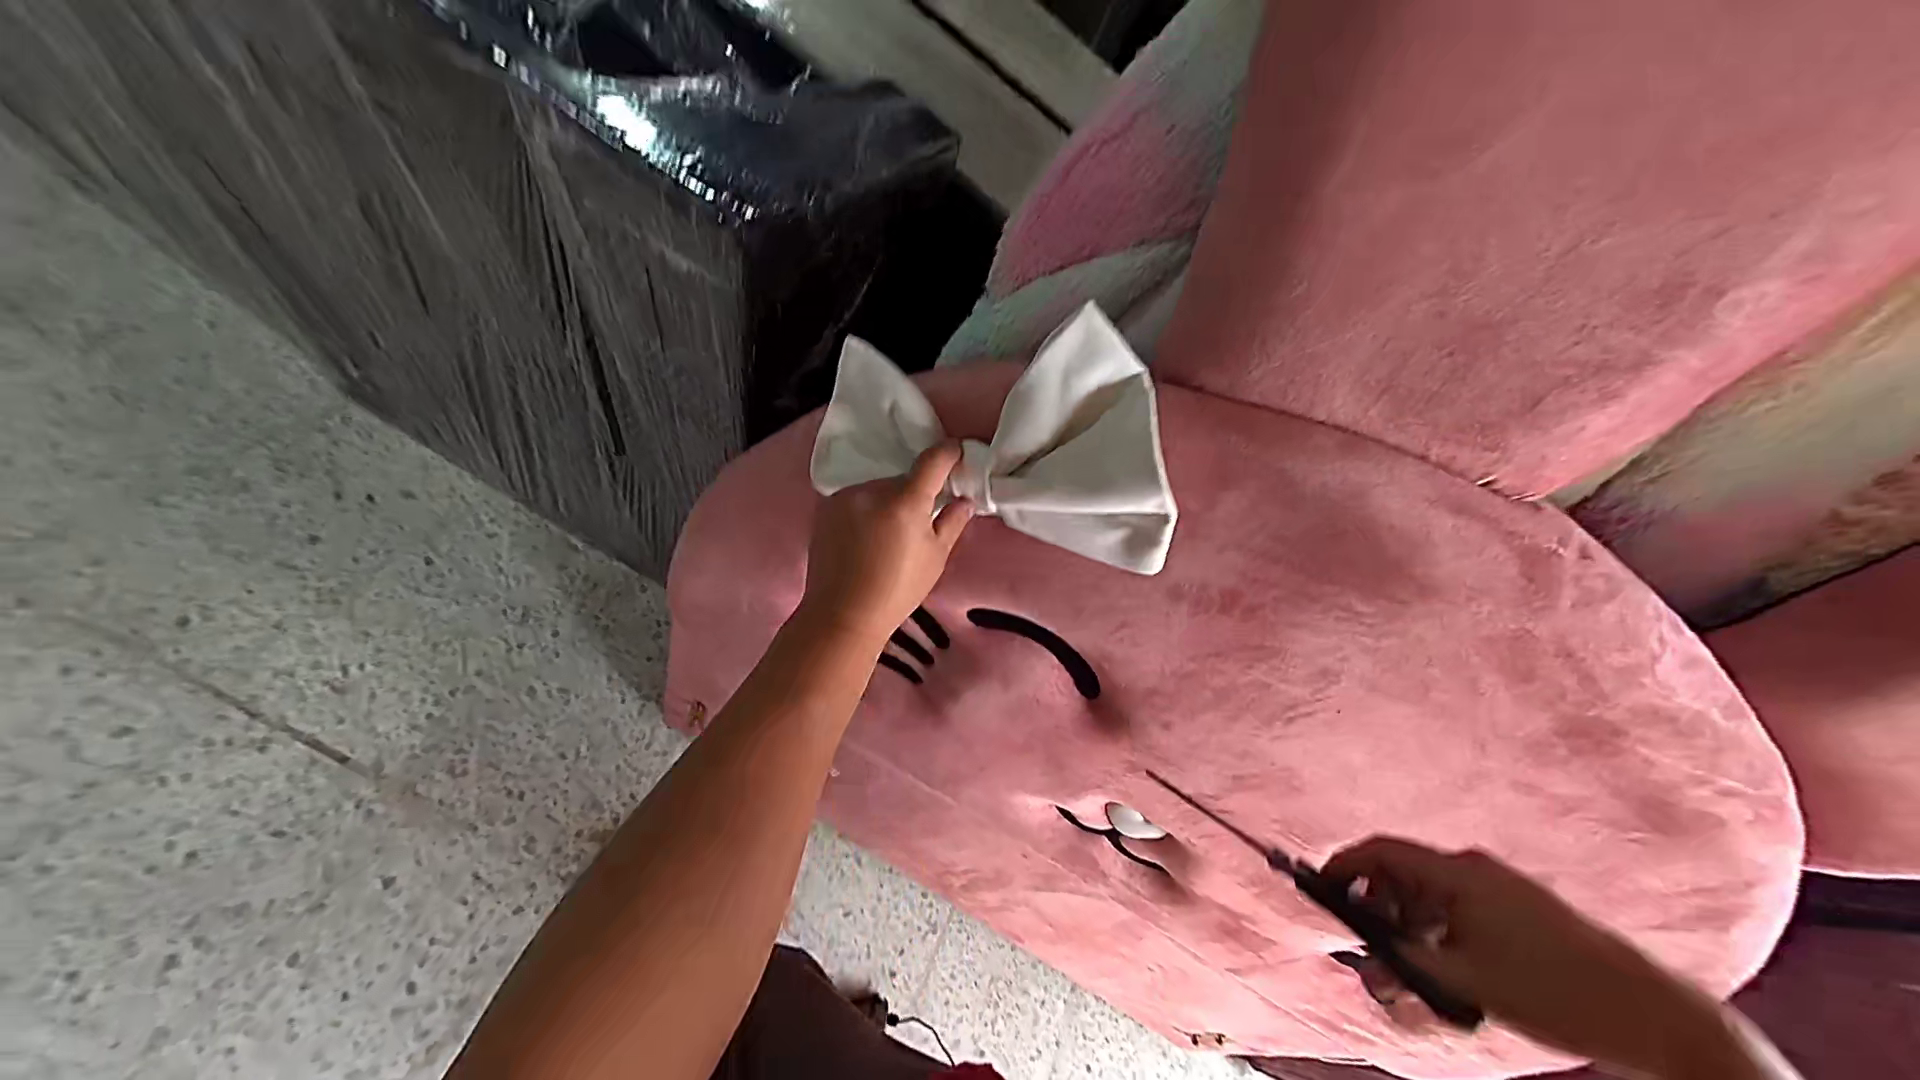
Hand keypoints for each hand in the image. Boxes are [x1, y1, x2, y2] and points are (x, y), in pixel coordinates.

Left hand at [796, 442, 974, 645]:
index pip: (933, 459)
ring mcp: (846, 496)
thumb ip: (952, 521)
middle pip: (904, 479)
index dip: (950, 453)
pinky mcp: (826, 506)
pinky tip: (865, 539)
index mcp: (905, 501)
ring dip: (888, 502)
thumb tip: (964, 500)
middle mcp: (872, 490)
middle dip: (915, 494)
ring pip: (879, 489)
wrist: (842, 614)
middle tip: (919, 523)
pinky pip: (857, 499)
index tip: (957, 455)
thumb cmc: (897, 590)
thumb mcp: (935, 558)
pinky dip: (866, 510)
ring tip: (887, 538)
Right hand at [1321, 837, 1759, 1079]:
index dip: (1344, 865)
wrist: (1658, 1018)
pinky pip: (1457, 907)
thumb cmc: (1555, 993)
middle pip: (1402, 873)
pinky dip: (1438, 930)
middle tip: (1370, 944)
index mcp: (1458, 873)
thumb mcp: (1466, 981)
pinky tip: (1448, 966)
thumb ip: (1403, 964)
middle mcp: (1474, 869)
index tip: (1320, 886)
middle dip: (1378, 907)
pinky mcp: (1519, 908)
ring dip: (1409, 924)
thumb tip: (1362, 957)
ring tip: (1413, 965)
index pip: (1381, 851)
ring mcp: (1500, 887)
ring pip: (1429, 893)